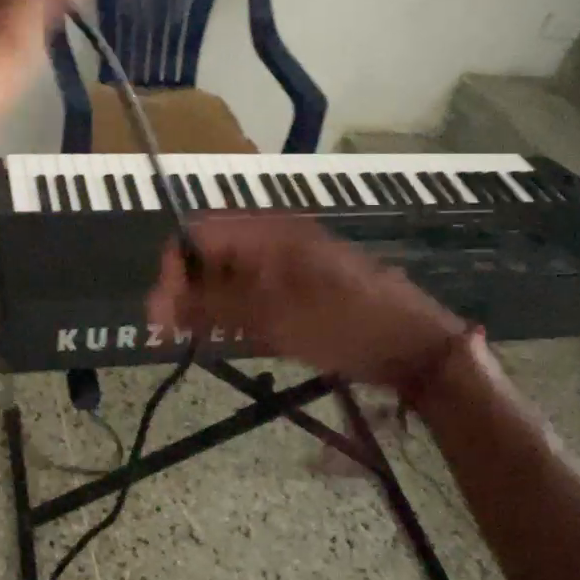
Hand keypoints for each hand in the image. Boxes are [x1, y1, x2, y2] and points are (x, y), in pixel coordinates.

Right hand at [145, 218, 470, 388]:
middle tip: (169, 333)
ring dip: (208, 305)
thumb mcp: (275, 316)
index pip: (199, 234)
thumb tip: (161, 300)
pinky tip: (229, 339)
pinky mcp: (301, 290)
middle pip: (212, 254)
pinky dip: (236, 314)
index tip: (161, 312)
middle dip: (186, 289)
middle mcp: (274, 241)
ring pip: (231, 277)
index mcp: (269, 233)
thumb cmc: (346, 324)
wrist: (418, 346)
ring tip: (193, 340)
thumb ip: (215, 305)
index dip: (173, 269)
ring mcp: (290, 265)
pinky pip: (255, 294)